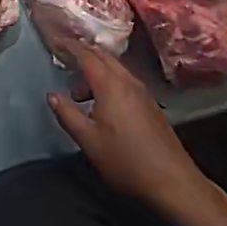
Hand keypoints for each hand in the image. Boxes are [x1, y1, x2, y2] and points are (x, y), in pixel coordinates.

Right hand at [48, 47, 223, 219]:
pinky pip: (125, 81)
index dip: (70, 46)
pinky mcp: (151, 106)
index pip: (87, 56)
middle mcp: (129, 83)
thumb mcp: (88, 140)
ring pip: (116, 69)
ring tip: (78, 90)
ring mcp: (143, 93)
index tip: (55, 42)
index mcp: (111, 86)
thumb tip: (52, 95)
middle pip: (104, 57)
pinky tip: (102, 102)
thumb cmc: (126, 160)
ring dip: (96, 70)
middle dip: (83, 53)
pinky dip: (108, 80)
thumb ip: (67, 114)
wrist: (174, 183)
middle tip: (64, 57)